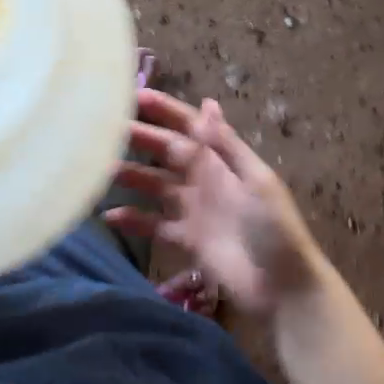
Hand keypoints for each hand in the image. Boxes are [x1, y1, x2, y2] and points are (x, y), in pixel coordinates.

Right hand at [106, 89, 322, 315]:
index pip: (190, 126)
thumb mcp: (255, 180)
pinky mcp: (187, 240)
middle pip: (168, 152)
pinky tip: (109, 216)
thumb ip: (226, 145)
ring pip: (156, 185)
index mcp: (222, 159)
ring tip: (100, 169)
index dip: (165, 110)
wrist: (283, 287)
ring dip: (131, 176)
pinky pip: (154, 224)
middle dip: (141, 138)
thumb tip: (207, 103)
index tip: (135, 97)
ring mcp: (194, 209)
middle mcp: (205, 178)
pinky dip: (133, 220)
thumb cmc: (275, 227)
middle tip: (105, 130)